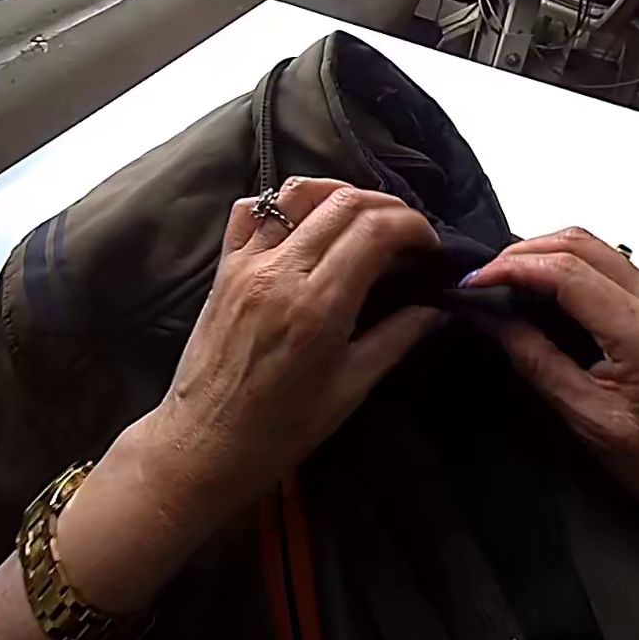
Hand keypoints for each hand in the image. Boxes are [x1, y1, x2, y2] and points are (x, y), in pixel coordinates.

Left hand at [58, 178, 440, 608]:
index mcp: (318, 305)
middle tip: (409, 231)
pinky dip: (286, 202)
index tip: (430, 245)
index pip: (376, 230)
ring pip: (299, 193)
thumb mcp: (351, 388)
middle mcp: (281, 271)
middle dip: (390, 206)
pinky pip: (252, 210)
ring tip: (366, 217)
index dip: (413, 226)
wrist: (202, 447)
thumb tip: (437, 304)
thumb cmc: (282, 429)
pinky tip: (308, 221)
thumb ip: (398, 337)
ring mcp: (247, 263)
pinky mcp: (225, 266)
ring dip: (343, 193)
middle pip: (345, 203)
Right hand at [469, 228, 638, 565]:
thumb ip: (538, 361)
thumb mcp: (592, 422)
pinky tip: (546, 293)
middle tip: (483, 277)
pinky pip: (614, 268)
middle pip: (584, 244)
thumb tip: (490, 318)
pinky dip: (572, 270)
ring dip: (548, 256)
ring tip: (506, 282)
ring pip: (599, 249)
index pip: (568, 273)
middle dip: (525, 252)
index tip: (473, 282)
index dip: (513, 269)